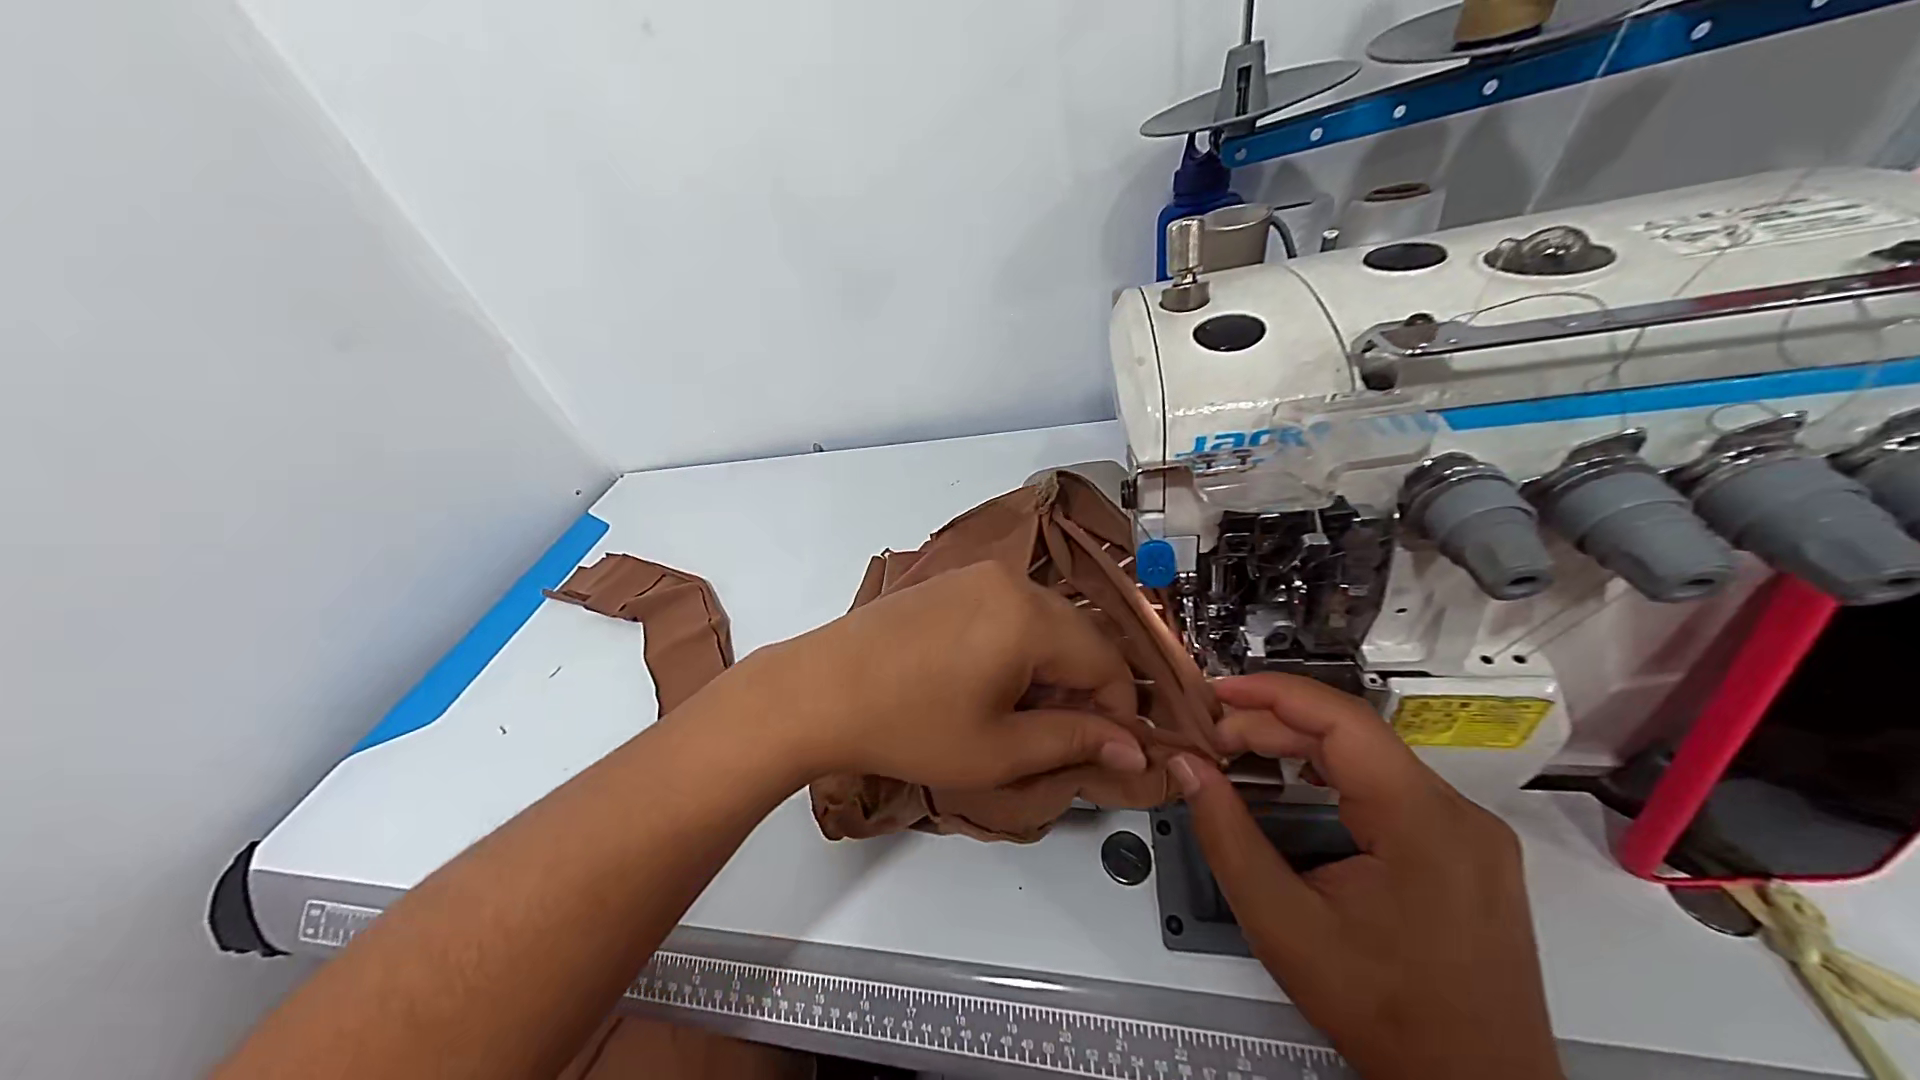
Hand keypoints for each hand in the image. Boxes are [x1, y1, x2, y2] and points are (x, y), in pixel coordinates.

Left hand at [708, 562, 1148, 790]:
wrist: (816, 692)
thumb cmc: (908, 727)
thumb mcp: (999, 749)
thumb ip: (1074, 741)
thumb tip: (1133, 749)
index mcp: (1030, 617)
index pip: (1108, 662)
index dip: (1119, 711)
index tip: (1107, 749)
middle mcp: (1011, 581)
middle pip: (1079, 635)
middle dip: (1084, 688)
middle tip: (1058, 736)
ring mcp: (977, 575)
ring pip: (1046, 621)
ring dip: (1051, 667)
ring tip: (1018, 713)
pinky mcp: (951, 581)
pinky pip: (1009, 609)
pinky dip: (1018, 646)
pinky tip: (987, 682)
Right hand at [1167, 674, 1562, 1079]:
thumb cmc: (1384, 1014)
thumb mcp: (1282, 923)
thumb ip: (1226, 835)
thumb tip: (1188, 767)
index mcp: (1423, 822)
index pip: (1342, 719)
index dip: (1272, 693)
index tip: (1218, 691)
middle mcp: (1458, 813)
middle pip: (1352, 734)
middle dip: (1274, 726)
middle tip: (1213, 740)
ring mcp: (1467, 829)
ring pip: (1368, 756)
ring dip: (1299, 748)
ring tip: (1239, 755)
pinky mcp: (1463, 846)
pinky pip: (1387, 784)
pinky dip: (1329, 774)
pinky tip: (1290, 786)